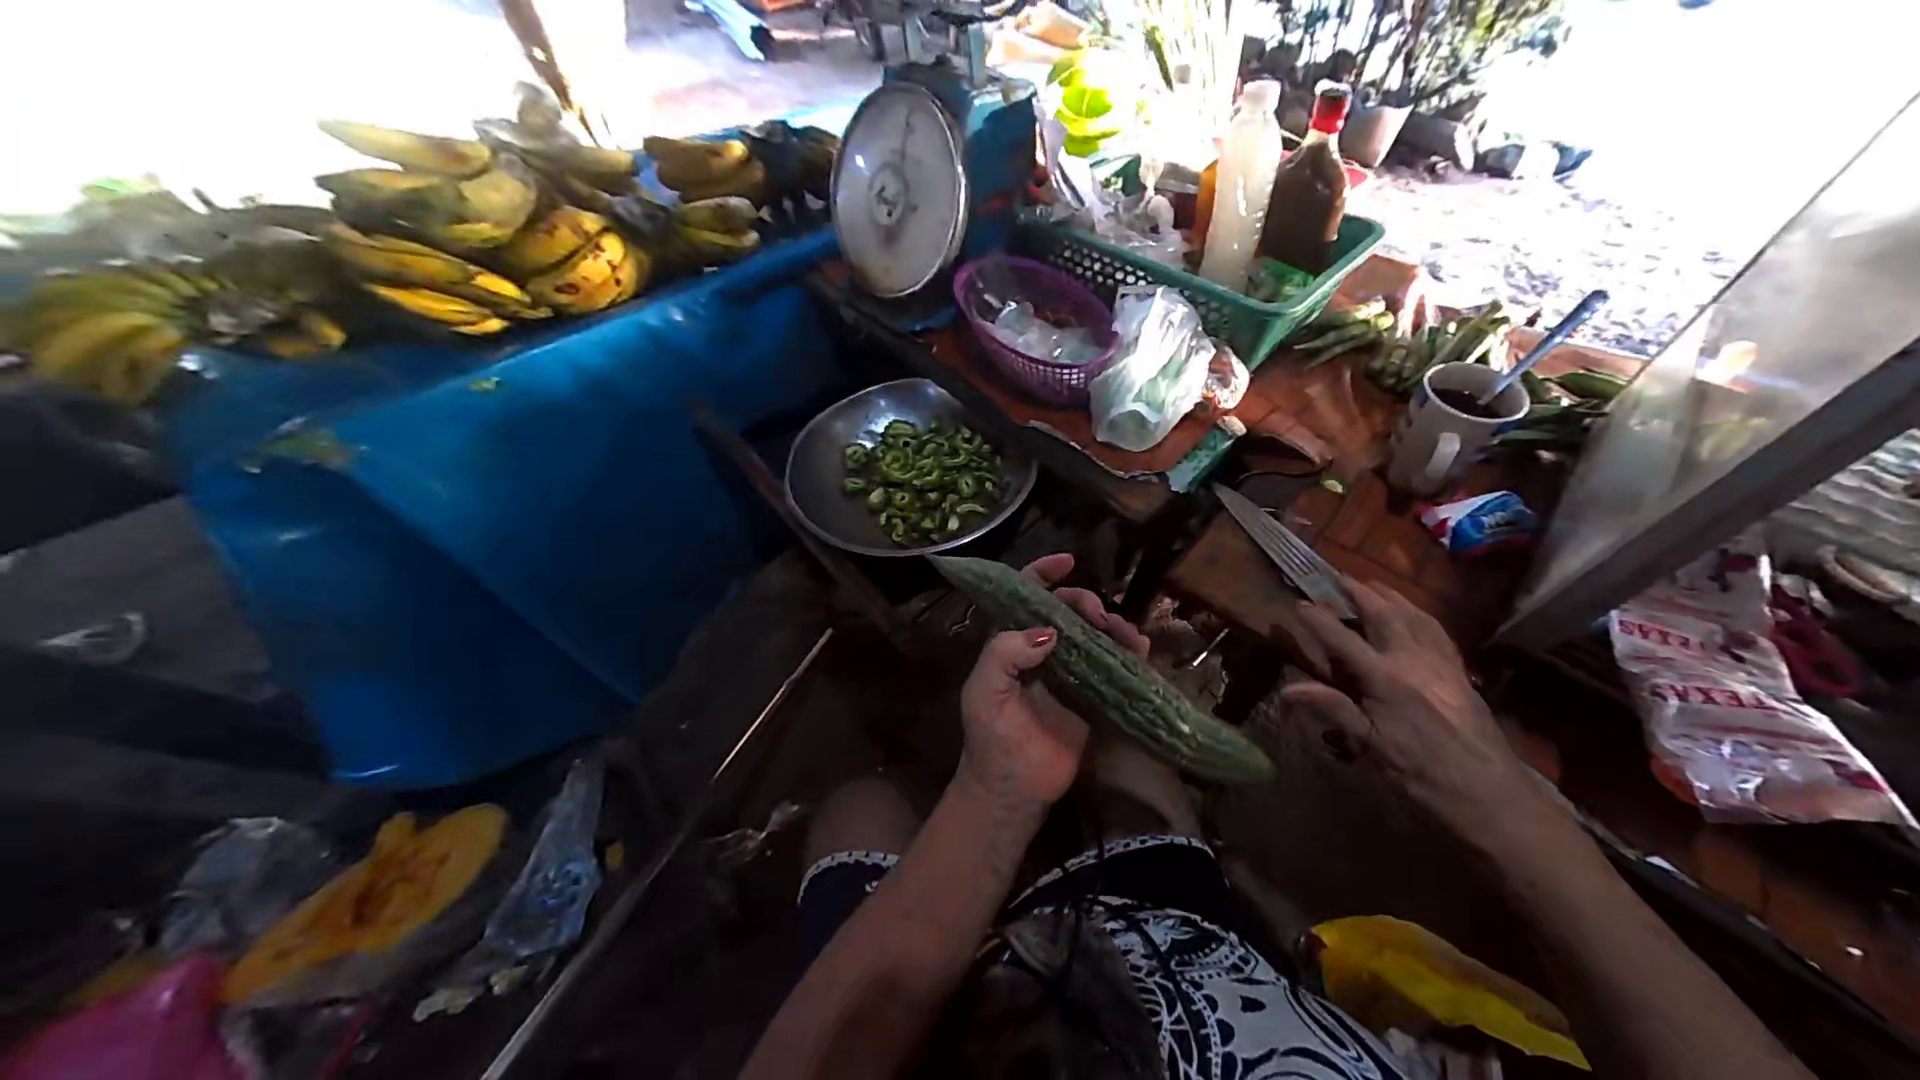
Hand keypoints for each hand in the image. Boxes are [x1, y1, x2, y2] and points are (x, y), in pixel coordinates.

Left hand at [956, 554, 1147, 809]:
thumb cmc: (991, 737)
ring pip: (1094, 635)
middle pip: (1066, 611)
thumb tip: (1051, 631)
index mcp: (1010, 643)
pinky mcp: (1091, 697)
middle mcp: (1041, 652)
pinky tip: (1140, 650)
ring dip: (1112, 626)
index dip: (1043, 573)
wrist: (1013, 788)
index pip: (1025, 597)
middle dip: (1085, 602)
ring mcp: (1069, 674)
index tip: (1068, 561)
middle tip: (1099, 617)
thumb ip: (1005, 653)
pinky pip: (1113, 666)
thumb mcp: (985, 691)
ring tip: (1127, 635)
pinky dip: (1128, 653)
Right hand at [1279, 580, 1533, 831]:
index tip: (1298, 603)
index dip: (1320, 620)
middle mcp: (1415, 662)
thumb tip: (1288, 690)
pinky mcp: (1462, 675)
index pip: (1344, 641)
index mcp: (1388, 680)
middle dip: (1360, 593)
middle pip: (1385, 616)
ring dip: (1392, 597)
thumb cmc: (1426, 777)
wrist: (1495, 799)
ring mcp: (1443, 666)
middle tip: (1338, 576)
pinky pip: (1439, 633)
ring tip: (1374, 584)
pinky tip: (1417, 615)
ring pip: (1416, 618)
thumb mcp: (1374, 748)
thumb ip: (1334, 711)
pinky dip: (1422, 616)